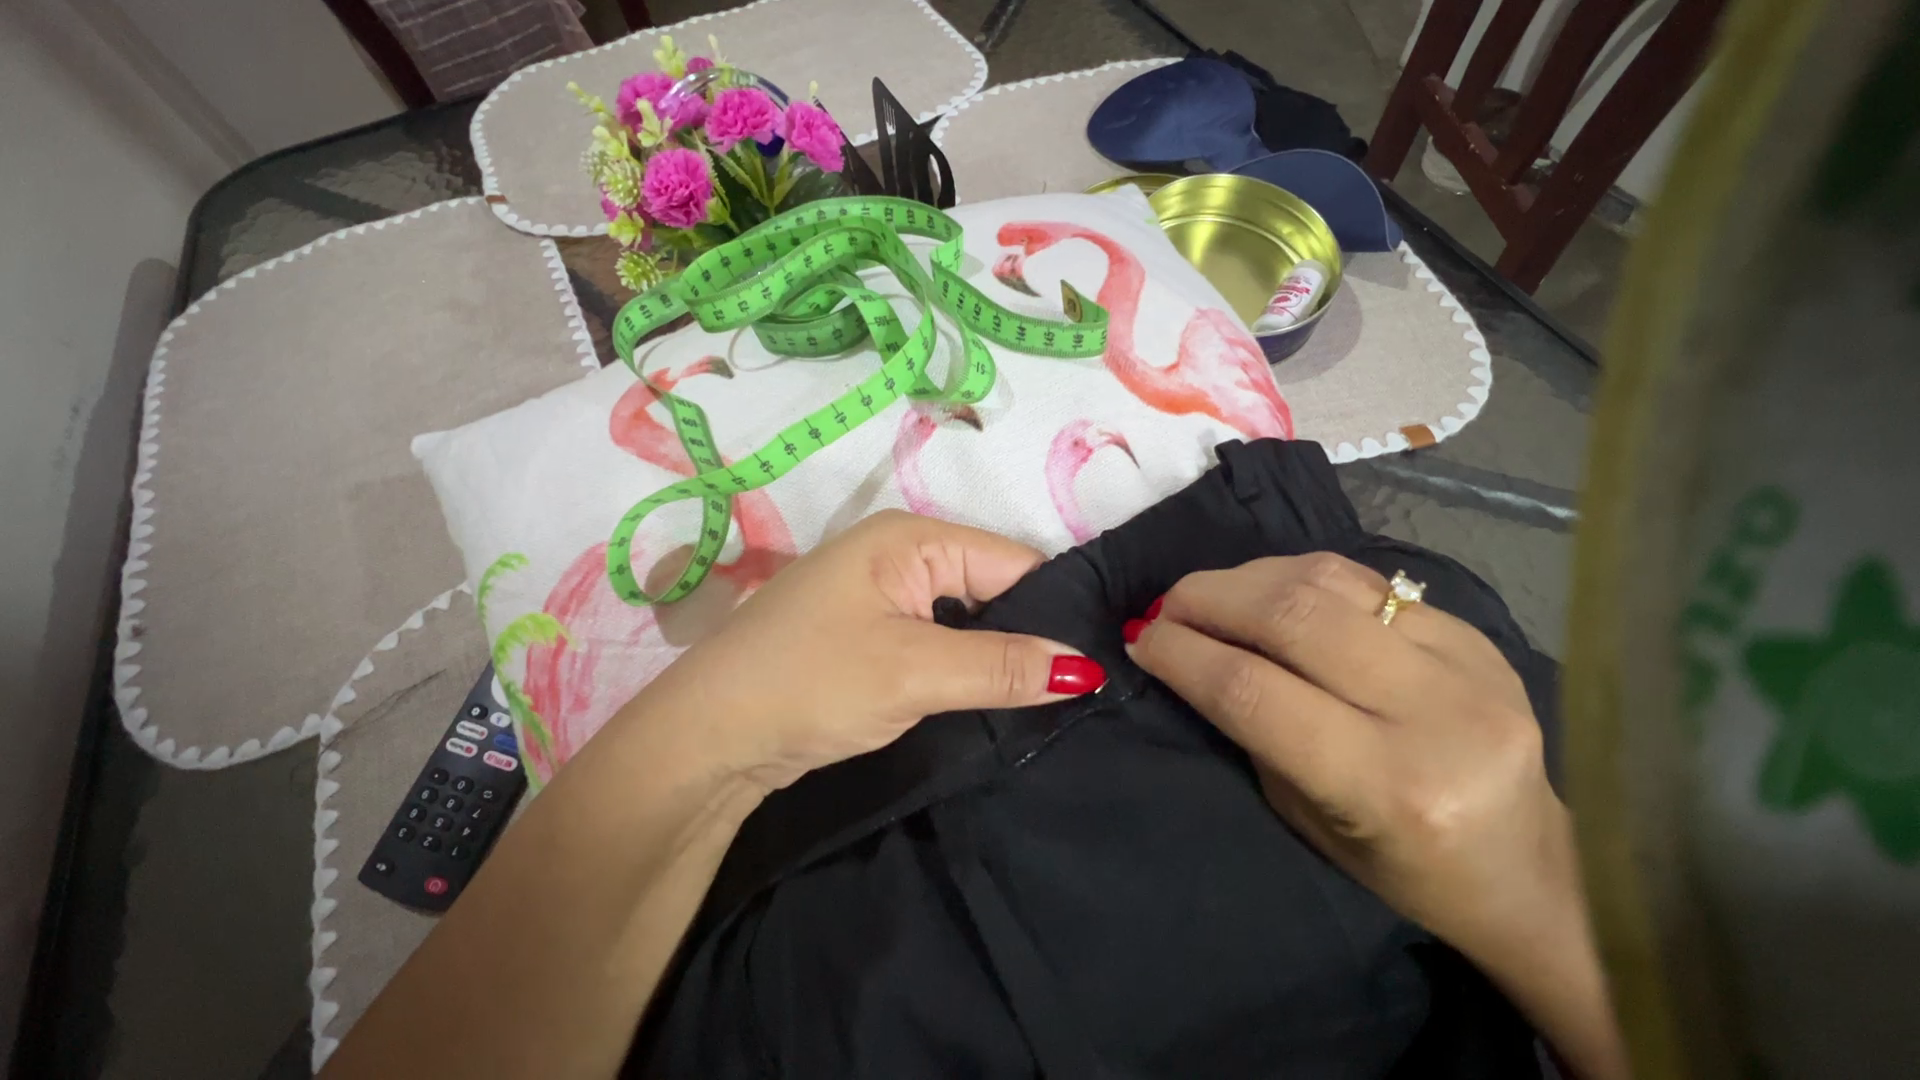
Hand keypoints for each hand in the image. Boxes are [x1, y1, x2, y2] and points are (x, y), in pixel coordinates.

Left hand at [618, 510, 1105, 793]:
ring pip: (964, 622)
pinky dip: (962, 671)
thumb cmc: (810, 684)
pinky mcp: (867, 638)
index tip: (1103, 664)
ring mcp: (878, 598)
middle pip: (990, 589)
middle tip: (1080, 693)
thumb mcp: (914, 672)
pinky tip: (990, 704)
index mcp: (910, 538)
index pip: (1013, 563)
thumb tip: (1086, 667)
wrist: (706, 740)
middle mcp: (897, 555)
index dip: (1058, 611)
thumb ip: (1002, 666)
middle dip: (1029, 637)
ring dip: (996, 659)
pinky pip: (935, 644)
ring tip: (1047, 704)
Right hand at [1125, 553, 1627, 1079]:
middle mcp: (1435, 714)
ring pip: (1331, 581)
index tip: (1141, 641)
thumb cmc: (1402, 870)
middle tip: (1166, 607)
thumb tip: (1187, 656)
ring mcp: (1468, 664)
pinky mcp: (1478, 635)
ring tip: (1210, 594)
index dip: (1184, 655)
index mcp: (1388, 785)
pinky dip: (1302, 580)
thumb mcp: (1307, 820)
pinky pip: (1370, 583)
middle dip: (1210, 599)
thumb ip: (1254, 731)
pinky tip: (1272, 592)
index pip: (1256, 692)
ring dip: (1250, 577)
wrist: (1529, 869)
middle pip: (1294, 617)